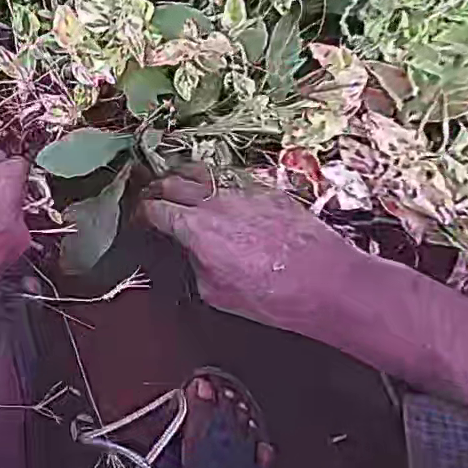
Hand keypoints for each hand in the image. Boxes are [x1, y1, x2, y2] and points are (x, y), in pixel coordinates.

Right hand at [138, 167, 361, 334]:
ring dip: (182, 175)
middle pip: (171, 181)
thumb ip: (195, 264)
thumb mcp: (217, 293)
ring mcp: (240, 189)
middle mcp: (213, 200)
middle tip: (151, 196)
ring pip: (200, 171)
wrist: (326, 281)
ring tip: (177, 182)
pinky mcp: (265, 188)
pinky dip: (215, 182)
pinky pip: (230, 177)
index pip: (155, 208)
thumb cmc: (272, 297)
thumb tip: (191, 250)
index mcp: (195, 227)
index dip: (142, 212)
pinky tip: (219, 192)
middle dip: (156, 189)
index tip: (141, 218)